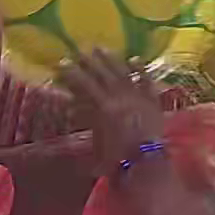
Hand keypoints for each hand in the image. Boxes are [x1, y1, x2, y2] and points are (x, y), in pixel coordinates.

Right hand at [60, 50, 164, 170]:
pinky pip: (146, 81)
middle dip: (89, 61)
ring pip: (123, 72)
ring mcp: (138, 97)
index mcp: (103, 107)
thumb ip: (85, 124)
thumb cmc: (117, 160)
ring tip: (102, 48)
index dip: (72, 72)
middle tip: (80, 50)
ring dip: (112, 59)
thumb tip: (72, 111)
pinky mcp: (152, 101)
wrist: (148, 166)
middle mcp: (119, 97)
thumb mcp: (94, 144)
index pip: (84, 83)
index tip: (62, 61)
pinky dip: (141, 69)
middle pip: (103, 74)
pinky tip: (135, 58)